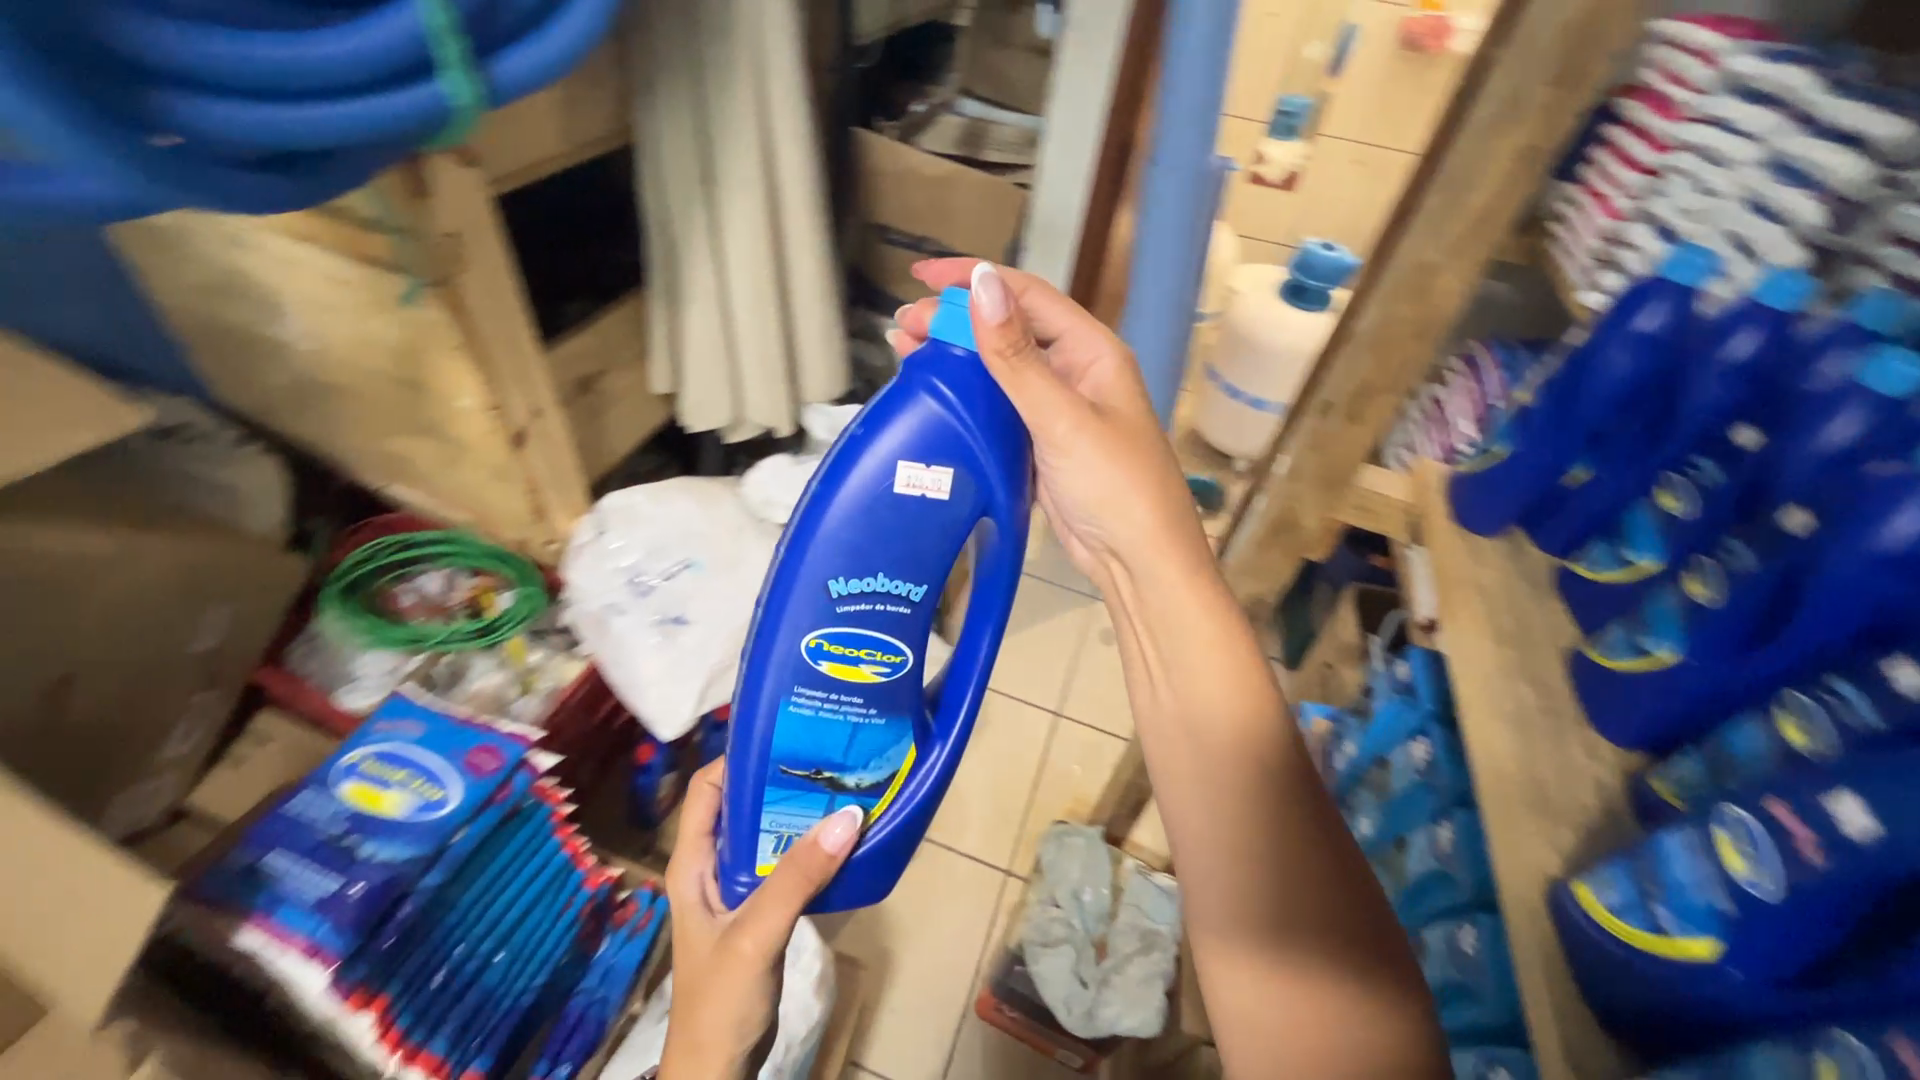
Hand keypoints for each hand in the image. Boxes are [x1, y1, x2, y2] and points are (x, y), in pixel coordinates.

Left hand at [659, 760, 861, 1078]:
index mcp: (692, 862)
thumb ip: (798, 876)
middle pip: (743, 805)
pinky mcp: (762, 911)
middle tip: (827, 757)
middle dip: (780, 780)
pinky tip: (841, 839)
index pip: (707, 788)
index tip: (786, 736)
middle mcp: (712, 867)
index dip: (739, 757)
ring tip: (842, 787)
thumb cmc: (720, 998)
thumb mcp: (757, 932)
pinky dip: (810, 847)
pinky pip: (786, 864)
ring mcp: (738, 890)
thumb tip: (848, 814)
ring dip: (799, 814)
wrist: (719, 1068)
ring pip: (768, 834)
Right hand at [890, 259, 1211, 589]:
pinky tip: (934, 396)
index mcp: (1091, 351)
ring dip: (955, 357)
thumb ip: (1017, 357)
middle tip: (905, 324)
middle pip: (1008, 330)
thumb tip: (983, 285)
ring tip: (906, 350)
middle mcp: (1074, 372)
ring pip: (998, 370)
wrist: (1138, 560)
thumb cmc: (1115, 485)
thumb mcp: (1062, 418)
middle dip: (956, 320)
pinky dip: (965, 398)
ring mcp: (1056, 410)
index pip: (1028, 296)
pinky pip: (997, 409)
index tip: (924, 275)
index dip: (976, 278)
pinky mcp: (1039, 445)